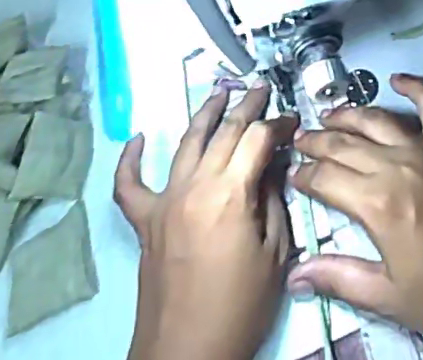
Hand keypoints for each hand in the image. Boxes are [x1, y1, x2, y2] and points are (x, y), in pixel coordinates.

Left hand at [115, 86, 296, 359]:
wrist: (186, 356)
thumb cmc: (239, 309)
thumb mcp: (275, 253)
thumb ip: (273, 201)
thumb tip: (272, 167)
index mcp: (231, 194)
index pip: (258, 138)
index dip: (278, 124)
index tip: (293, 121)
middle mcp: (195, 186)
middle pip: (225, 131)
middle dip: (248, 105)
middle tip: (263, 89)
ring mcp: (165, 201)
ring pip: (186, 143)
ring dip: (205, 113)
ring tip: (221, 92)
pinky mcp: (144, 222)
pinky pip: (130, 185)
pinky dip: (129, 160)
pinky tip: (135, 139)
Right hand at [284, 75, 422, 352]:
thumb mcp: (391, 298)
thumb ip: (341, 277)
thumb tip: (297, 272)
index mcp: (378, 203)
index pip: (326, 178)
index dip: (304, 175)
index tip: (291, 174)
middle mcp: (399, 164)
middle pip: (347, 143)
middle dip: (317, 141)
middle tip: (299, 139)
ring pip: (379, 120)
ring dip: (350, 115)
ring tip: (329, 116)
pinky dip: (414, 87)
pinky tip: (397, 79)